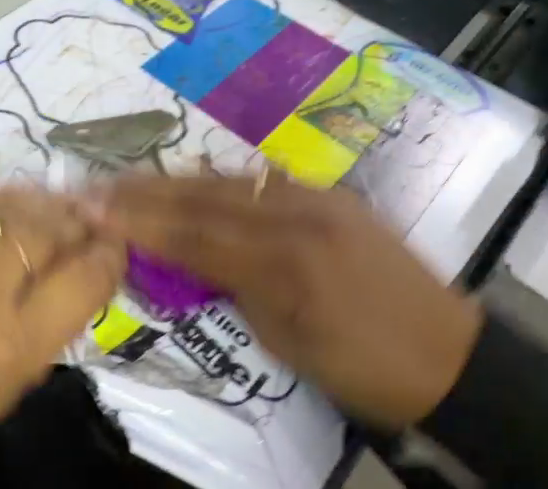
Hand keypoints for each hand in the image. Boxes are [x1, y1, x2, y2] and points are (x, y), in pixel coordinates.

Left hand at [0, 190, 125, 449]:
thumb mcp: (16, 378)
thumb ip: (58, 318)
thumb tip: (90, 261)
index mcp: (11, 340)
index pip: (82, 280)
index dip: (107, 255)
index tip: (114, 244)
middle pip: (48, 232)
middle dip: (76, 222)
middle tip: (88, 218)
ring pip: (11, 204)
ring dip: (41, 204)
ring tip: (55, 206)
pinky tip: (9, 206)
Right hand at [95, 174, 480, 429]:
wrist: (455, 358)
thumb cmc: (365, 369)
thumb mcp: (287, 345)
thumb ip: (231, 289)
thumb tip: (180, 258)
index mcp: (287, 266)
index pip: (193, 236)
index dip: (137, 223)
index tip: (92, 211)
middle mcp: (297, 218)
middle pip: (202, 198)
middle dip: (142, 192)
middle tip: (94, 186)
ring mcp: (316, 198)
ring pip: (225, 182)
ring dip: (170, 181)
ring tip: (125, 178)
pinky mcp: (329, 194)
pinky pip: (257, 181)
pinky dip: (212, 181)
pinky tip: (185, 179)